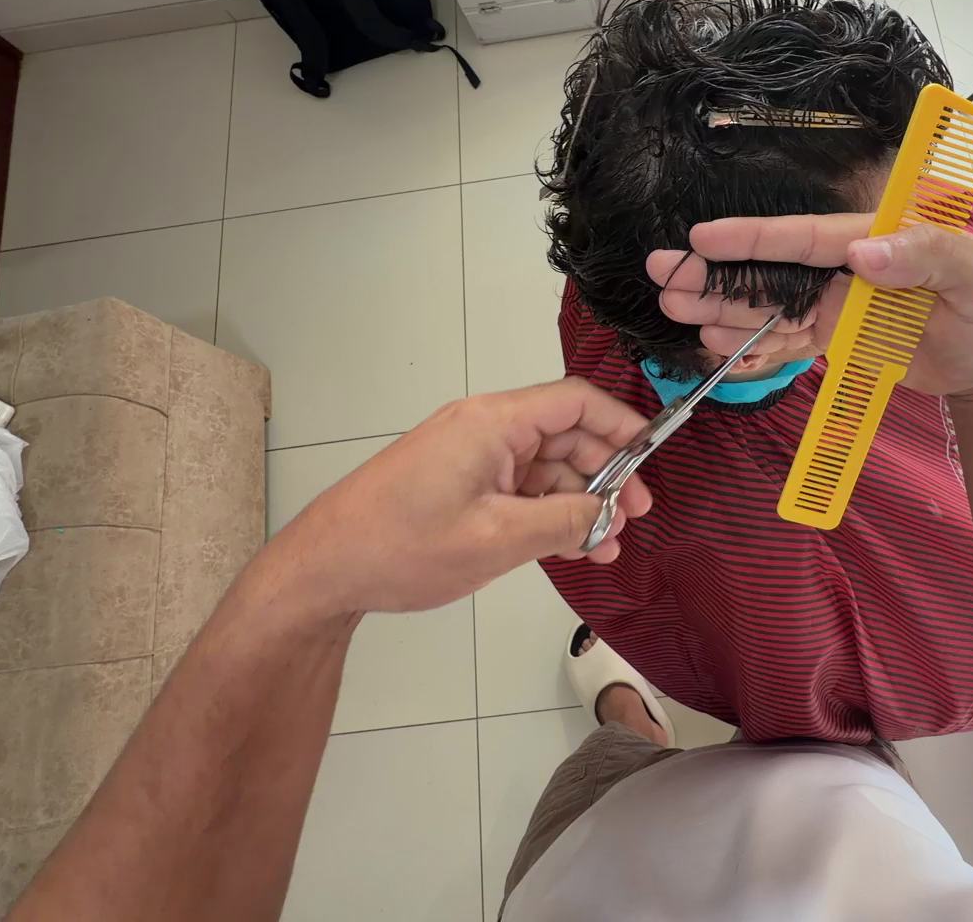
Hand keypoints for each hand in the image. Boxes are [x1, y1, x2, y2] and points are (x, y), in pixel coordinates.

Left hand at [266, 378, 652, 614]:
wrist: (322, 571)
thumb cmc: (402, 548)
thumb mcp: (496, 539)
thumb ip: (562, 520)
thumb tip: (606, 512)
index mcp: (492, 422)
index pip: (574, 401)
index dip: (620, 423)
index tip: (651, 455)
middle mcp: (485, 429)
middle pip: (564, 435)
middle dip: (604, 474)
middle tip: (632, 517)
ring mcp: (472, 456)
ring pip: (545, 467)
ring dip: (578, 502)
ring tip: (605, 544)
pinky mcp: (462, 482)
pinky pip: (520, 488)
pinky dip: (547, 512)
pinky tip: (571, 545)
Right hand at [645, 212, 972, 396]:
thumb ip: (928, 257)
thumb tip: (862, 254)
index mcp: (875, 240)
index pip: (806, 237)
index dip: (753, 238)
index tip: (703, 238)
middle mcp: (844, 269)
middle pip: (771, 269)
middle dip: (717, 273)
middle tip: (665, 277)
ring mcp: (834, 305)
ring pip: (767, 305)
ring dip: (721, 308)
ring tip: (676, 308)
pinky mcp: (831, 338)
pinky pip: (784, 339)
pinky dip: (751, 344)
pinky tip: (717, 343)